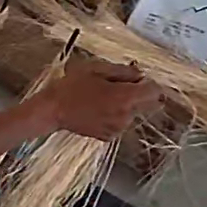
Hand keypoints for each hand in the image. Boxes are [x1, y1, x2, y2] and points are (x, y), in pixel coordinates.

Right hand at [37, 59, 161, 140]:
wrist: (51, 110)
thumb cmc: (71, 86)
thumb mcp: (95, 69)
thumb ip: (122, 70)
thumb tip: (139, 74)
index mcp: (126, 97)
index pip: (155, 91)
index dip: (147, 82)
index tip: (133, 79)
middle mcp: (127, 116)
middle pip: (149, 105)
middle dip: (139, 95)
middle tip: (118, 87)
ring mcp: (118, 128)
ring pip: (133, 114)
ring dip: (125, 105)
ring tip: (101, 98)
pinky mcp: (109, 136)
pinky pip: (120, 123)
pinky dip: (114, 116)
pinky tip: (96, 109)